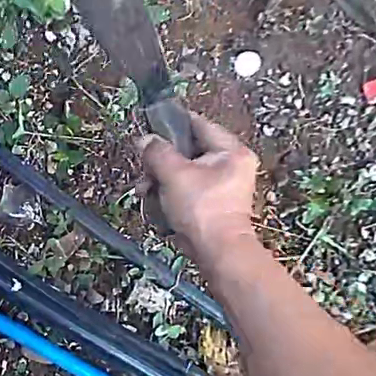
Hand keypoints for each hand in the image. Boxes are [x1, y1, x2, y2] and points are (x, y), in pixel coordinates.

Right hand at [137, 113, 260, 256]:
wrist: (216, 251)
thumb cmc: (200, 208)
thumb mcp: (174, 174)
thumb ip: (157, 152)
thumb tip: (144, 140)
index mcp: (230, 151)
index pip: (199, 125)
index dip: (173, 124)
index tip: (150, 126)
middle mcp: (230, 165)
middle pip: (187, 152)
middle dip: (160, 163)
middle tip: (145, 173)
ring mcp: (221, 186)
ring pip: (182, 172)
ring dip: (160, 181)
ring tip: (146, 193)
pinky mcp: (211, 204)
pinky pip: (185, 190)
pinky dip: (169, 195)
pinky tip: (155, 204)